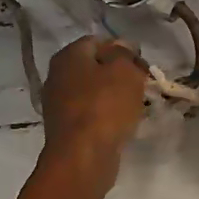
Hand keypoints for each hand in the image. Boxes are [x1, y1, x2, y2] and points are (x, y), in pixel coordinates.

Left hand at [39, 36, 147, 163]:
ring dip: (113, 96)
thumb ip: (125, 53)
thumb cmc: (104, 106)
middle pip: (94, 67)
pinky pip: (90, 113)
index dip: (122, 49)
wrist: (82, 157)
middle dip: (118, 73)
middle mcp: (57, 76)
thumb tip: (122, 47)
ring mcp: (58, 104)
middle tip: (141, 84)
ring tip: (135, 105)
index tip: (142, 65)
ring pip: (92, 91)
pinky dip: (105, 115)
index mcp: (67, 56)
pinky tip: (120, 124)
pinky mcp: (65, 128)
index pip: (98, 41)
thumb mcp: (124, 70)